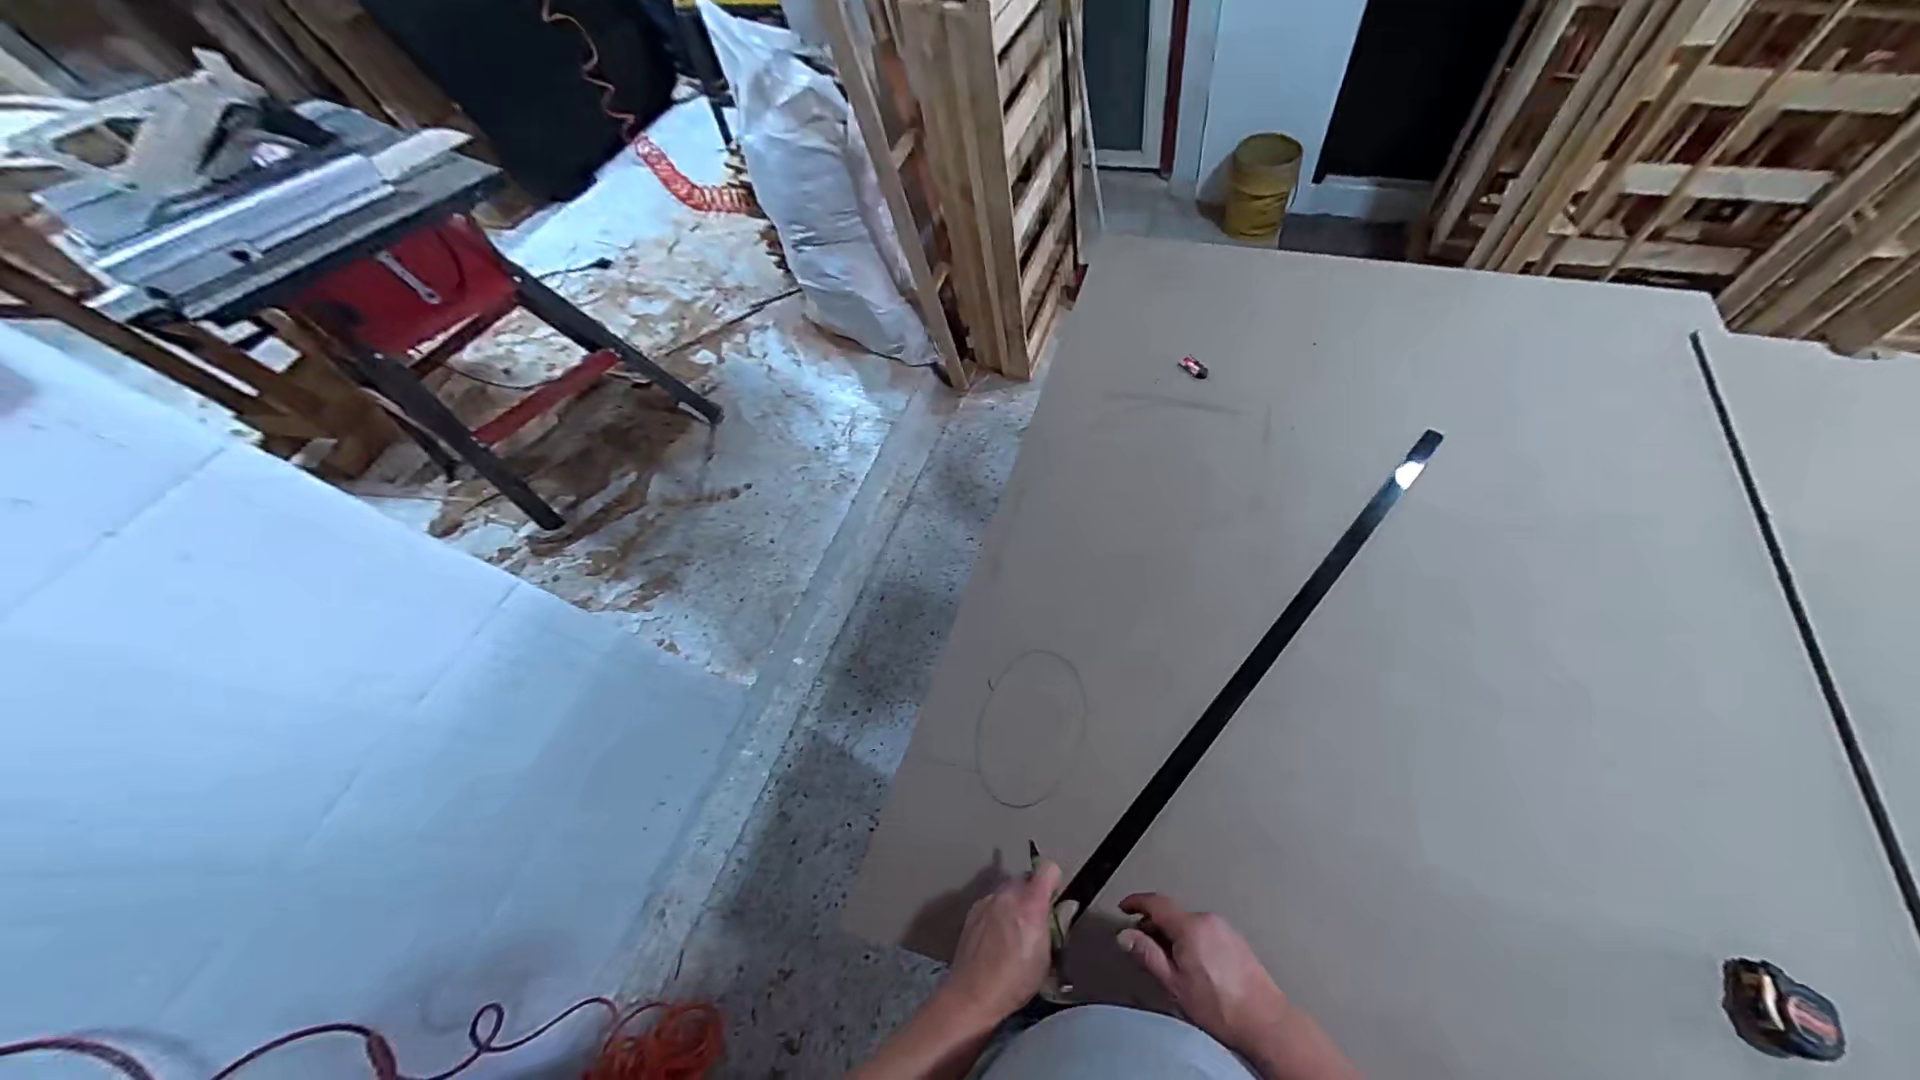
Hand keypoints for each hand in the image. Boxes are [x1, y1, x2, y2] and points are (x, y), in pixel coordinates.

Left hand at [937, 859, 1062, 1025]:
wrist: (972, 993)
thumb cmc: (1013, 983)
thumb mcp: (1045, 958)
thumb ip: (1050, 927)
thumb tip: (1050, 914)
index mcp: (1031, 906)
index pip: (1047, 869)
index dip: (1053, 880)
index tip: (1054, 894)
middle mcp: (1008, 896)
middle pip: (1025, 879)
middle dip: (1032, 895)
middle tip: (1034, 920)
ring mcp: (988, 901)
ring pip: (1008, 891)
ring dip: (1014, 904)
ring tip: (1013, 933)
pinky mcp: (974, 909)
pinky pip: (992, 902)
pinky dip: (997, 912)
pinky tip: (996, 937)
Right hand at [1118, 893, 1358, 1079]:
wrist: (1266, 1023)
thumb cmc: (1223, 1009)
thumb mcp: (1175, 984)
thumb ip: (1147, 955)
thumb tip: (1126, 937)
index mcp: (1190, 927)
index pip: (1155, 902)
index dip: (1136, 902)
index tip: (1125, 906)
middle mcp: (1208, 921)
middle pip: (1172, 914)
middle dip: (1154, 926)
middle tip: (1144, 944)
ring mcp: (1225, 929)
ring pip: (1188, 923)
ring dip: (1174, 935)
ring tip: (1172, 963)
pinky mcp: (1236, 940)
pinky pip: (1205, 930)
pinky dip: (1192, 940)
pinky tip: (1194, 966)